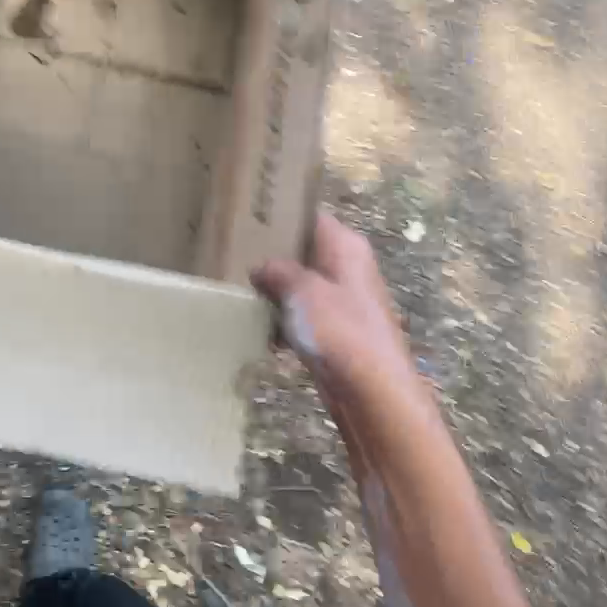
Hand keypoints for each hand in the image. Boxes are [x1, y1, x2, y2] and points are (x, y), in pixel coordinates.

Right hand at [252, 212, 423, 409]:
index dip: (280, 216)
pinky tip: (263, 331)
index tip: (247, 220)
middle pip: (304, 252)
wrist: (371, 390)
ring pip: (301, 285)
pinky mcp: (337, 329)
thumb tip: (261, 267)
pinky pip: (304, 315)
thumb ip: (276, 271)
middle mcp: (348, 267)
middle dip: (273, 258)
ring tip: (241, 292)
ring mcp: (344, 300)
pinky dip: (286, 321)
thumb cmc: (339, 329)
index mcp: (345, 246)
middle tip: (234, 257)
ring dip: (276, 293)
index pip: (309, 216)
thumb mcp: (300, 290)